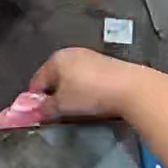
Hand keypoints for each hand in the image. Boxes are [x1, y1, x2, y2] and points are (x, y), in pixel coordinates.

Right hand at [19, 47, 154, 121]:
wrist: (132, 89)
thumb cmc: (89, 94)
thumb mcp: (61, 106)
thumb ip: (44, 109)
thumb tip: (34, 112)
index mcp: (55, 59)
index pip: (36, 82)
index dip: (36, 100)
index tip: (40, 113)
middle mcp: (71, 53)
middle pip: (54, 78)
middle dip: (54, 94)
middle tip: (59, 111)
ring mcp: (90, 56)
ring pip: (71, 77)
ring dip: (70, 92)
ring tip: (78, 107)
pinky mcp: (107, 63)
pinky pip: (87, 77)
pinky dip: (86, 88)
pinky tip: (93, 99)